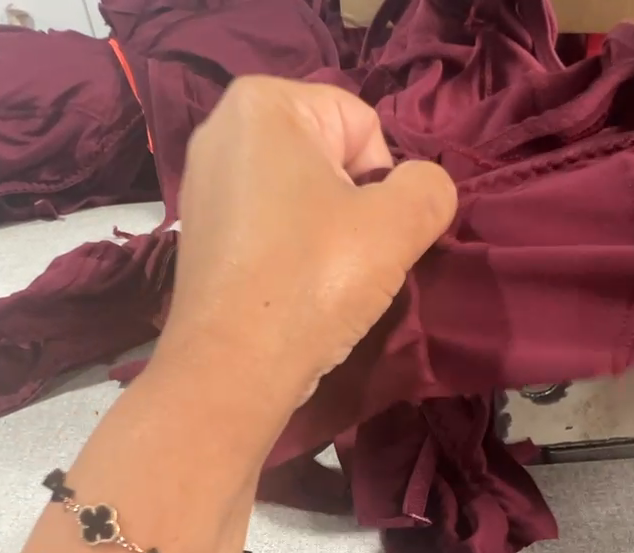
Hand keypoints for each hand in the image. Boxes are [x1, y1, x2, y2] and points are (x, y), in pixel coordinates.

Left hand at [159, 76, 457, 406]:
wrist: (234, 369)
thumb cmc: (313, 282)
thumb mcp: (396, 227)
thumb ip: (431, 190)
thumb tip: (427, 190)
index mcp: (264, 103)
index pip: (365, 127)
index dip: (384, 185)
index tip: (369, 236)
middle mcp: (222, 130)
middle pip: (331, 162)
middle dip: (354, 210)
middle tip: (352, 264)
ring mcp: (205, 186)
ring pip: (302, 200)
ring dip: (328, 237)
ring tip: (323, 283)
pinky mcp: (202, 236)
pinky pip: (271, 229)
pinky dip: (292, 256)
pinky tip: (294, 292)